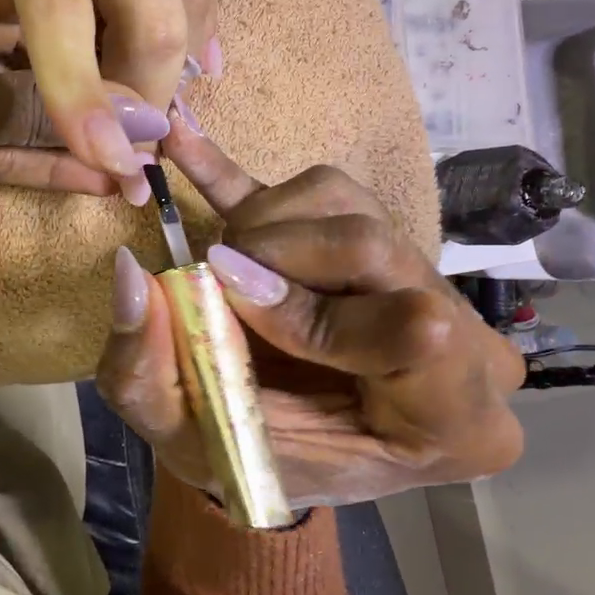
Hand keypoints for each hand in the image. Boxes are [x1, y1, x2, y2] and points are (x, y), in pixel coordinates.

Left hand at [0, 0, 169, 307]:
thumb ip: (34, 108)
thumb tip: (133, 118)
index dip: (98, 29)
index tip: (167, 63)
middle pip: (24, 39)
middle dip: (90, 91)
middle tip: (170, 124)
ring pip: (7, 92)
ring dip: (66, 133)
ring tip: (148, 165)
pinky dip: (27, 153)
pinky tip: (97, 179)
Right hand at [99, 120, 525, 508]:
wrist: (253, 437)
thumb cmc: (236, 456)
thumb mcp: (184, 439)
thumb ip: (149, 370)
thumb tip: (132, 272)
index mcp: (451, 421)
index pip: (424, 331)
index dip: (313, 311)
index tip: (229, 301)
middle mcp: (462, 340)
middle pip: (373, 247)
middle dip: (269, 257)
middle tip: (209, 280)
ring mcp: (414, 277)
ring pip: (341, 202)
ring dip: (256, 225)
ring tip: (216, 264)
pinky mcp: (356, 234)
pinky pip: (309, 187)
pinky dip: (234, 169)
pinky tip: (182, 138)